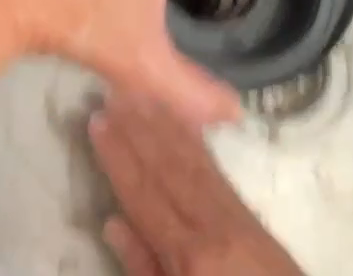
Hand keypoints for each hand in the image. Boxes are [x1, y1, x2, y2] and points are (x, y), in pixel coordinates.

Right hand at [89, 94, 303, 275]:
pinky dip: (197, 145)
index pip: (144, 194)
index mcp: (190, 257)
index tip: (97, 120)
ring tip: (141, 96)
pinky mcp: (255, 221)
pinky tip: (184, 126)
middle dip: (139, 130)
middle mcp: (215, 229)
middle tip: (113, 93)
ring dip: (165, 127)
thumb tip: (113, 222)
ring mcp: (239, 221)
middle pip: (169, 169)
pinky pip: (219, 174)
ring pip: (195, 164)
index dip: (118, 156)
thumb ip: (144, 269)